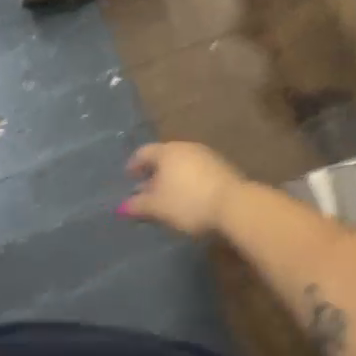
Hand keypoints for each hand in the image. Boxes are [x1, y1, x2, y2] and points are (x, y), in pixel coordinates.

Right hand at [119, 142, 246, 236]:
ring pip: (182, 164)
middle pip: (164, 157)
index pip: (144, 152)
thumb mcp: (158, 208)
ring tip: (169, 196)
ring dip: (173, 177)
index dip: (134, 164)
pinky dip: (189, 181)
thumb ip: (138, 205)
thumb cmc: (189, 203)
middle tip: (147, 188)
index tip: (129, 176)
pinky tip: (191, 197)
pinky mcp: (223, 168)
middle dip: (154, 172)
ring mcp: (206, 155)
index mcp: (166, 151)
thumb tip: (121, 207)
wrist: (235, 205)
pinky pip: (198, 171)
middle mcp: (185, 147)